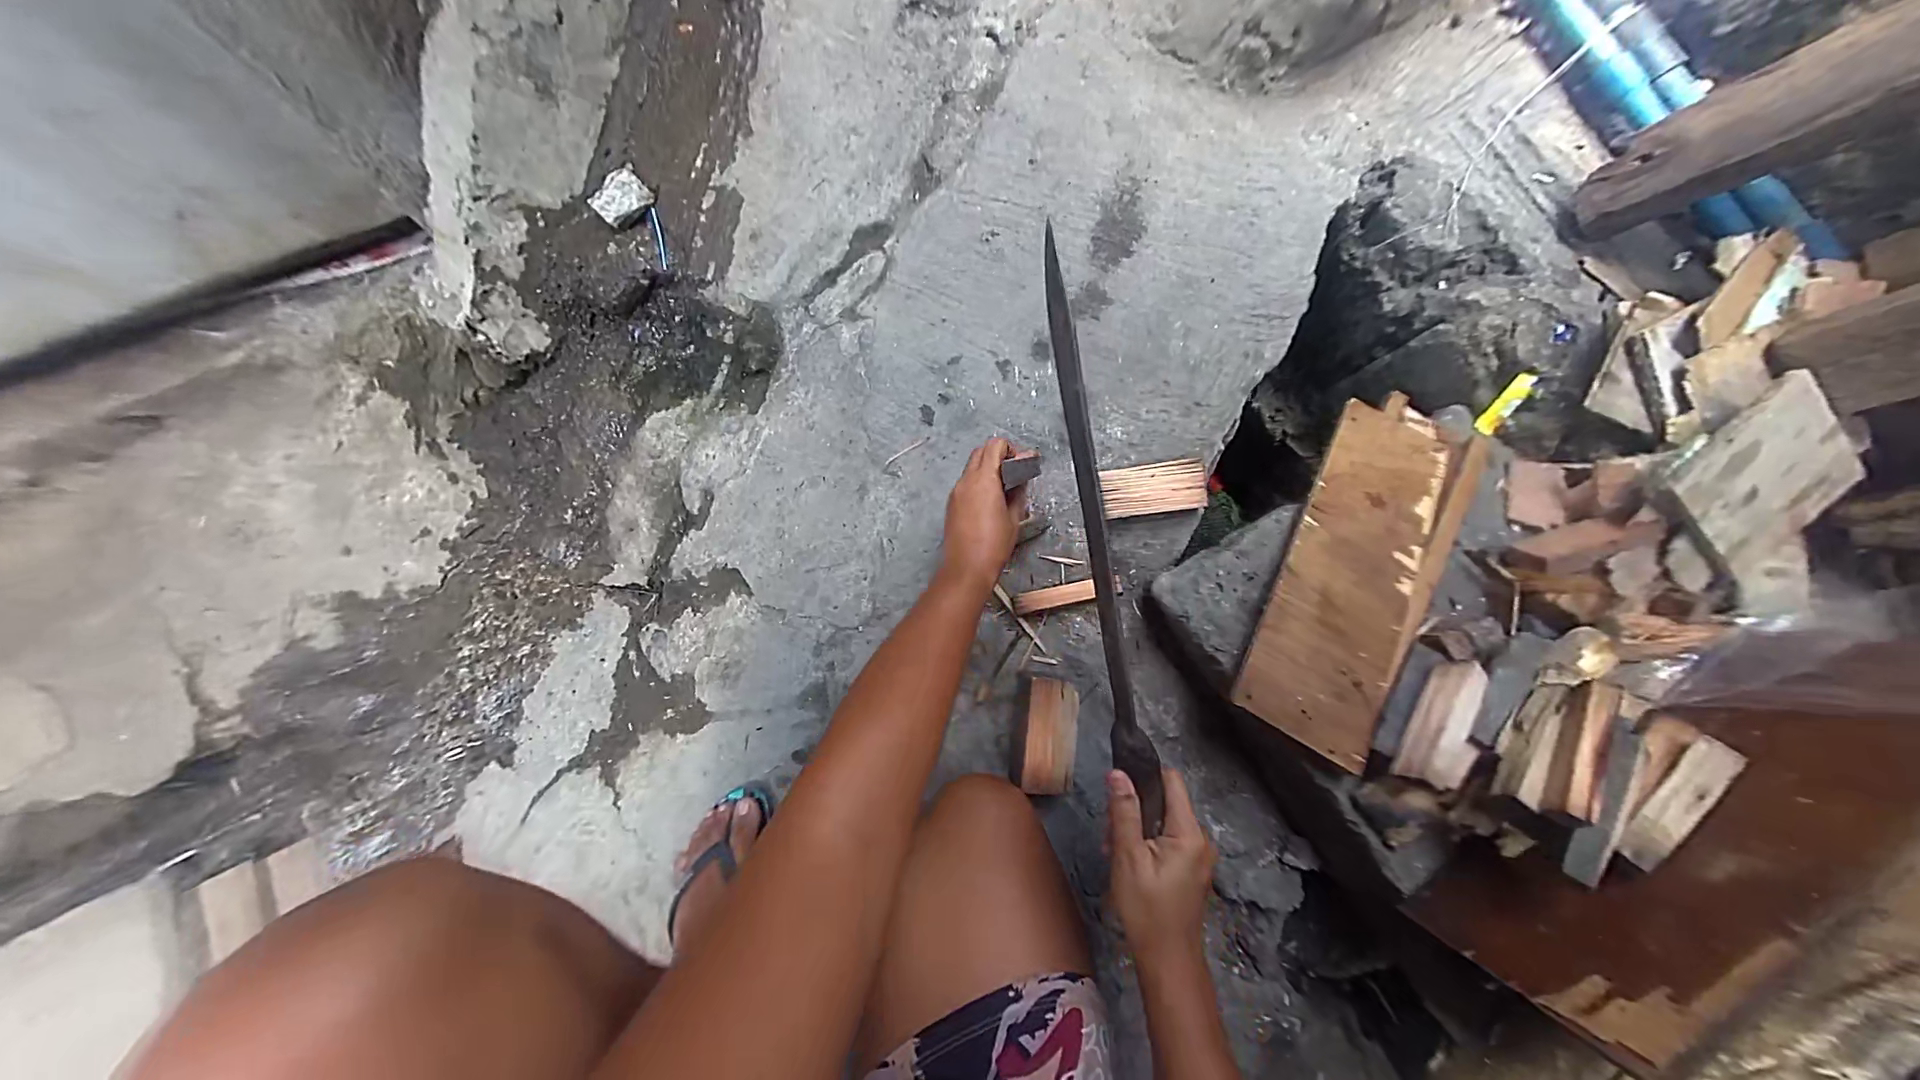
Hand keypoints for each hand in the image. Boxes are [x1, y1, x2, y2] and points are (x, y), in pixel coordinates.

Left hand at [940, 437, 1025, 590]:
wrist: (966, 568)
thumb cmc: (992, 546)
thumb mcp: (1014, 517)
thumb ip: (1019, 490)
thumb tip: (1022, 477)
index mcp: (983, 480)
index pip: (995, 446)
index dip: (1011, 450)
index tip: (1021, 464)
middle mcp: (966, 481)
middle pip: (981, 452)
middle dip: (999, 456)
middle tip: (1014, 473)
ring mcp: (956, 492)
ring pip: (972, 467)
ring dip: (988, 469)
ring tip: (1004, 489)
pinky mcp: (952, 504)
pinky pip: (966, 483)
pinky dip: (978, 483)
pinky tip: (991, 500)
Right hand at [1108, 768, 1214, 966]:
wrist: (1166, 960)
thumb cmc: (1146, 909)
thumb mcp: (1128, 856)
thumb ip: (1124, 811)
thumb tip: (1118, 773)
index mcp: (1190, 833)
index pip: (1172, 781)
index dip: (1145, 774)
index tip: (1118, 782)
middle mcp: (1200, 840)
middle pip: (1165, 802)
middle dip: (1134, 809)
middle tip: (1110, 833)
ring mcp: (1197, 856)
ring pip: (1162, 822)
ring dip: (1136, 828)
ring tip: (1114, 850)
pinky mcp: (1190, 869)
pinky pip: (1167, 841)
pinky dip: (1145, 843)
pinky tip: (1127, 860)